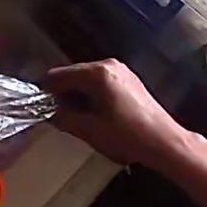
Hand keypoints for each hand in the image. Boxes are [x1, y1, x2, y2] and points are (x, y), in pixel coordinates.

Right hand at [43, 59, 201, 175]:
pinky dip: (92, 95)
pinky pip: (99, 82)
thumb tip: (47, 112)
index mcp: (97, 73)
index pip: (58, 76)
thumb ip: (62, 117)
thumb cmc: (127, 136)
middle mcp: (108, 65)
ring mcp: (120, 70)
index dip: (46, 92)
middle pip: (72, 75)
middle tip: (61, 117)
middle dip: (63, 94)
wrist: (164, 142)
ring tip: (80, 119)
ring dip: (77, 96)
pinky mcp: (128, 79)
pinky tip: (96, 114)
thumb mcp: (88, 130)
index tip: (42, 109)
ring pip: (85, 79)